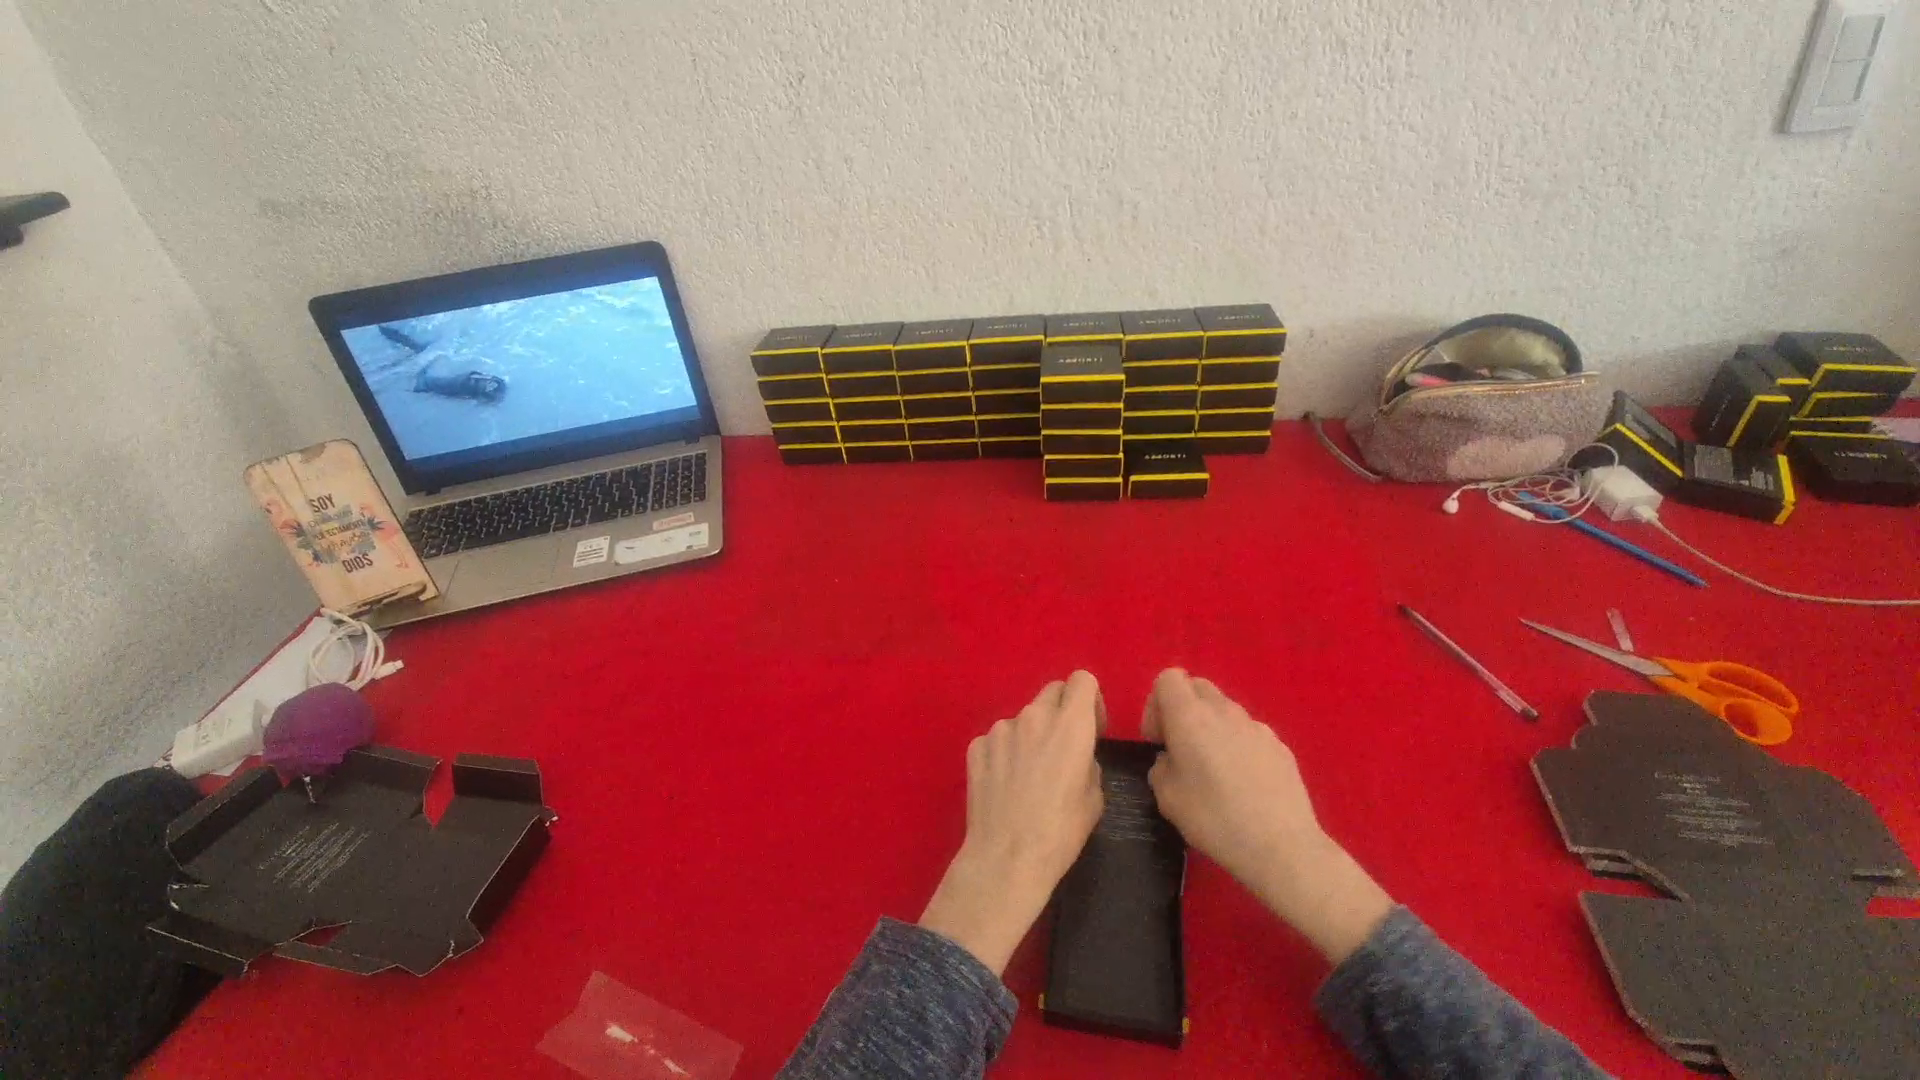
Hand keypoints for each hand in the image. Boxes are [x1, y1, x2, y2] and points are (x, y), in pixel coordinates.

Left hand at [918, 671, 1105, 973]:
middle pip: (1052, 692)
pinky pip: (997, 739)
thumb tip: (1076, 755)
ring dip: (1031, 735)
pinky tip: (1004, 784)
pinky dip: (1004, 753)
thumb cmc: (1061, 831)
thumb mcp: (1095, 797)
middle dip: (1062, 712)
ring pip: (1022, 719)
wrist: (1007, 856)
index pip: (1082, 680)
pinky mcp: (976, 746)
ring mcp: (1000, 729)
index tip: (1091, 728)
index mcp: (1070, 725)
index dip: (1090, 701)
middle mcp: (1033, 716)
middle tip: (1062, 749)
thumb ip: (1088, 760)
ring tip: (1028, 775)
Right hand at [1142, 668, 1392, 964]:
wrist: (1281, 846)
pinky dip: (1238, 746)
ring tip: (1214, 771)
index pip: (1168, 678)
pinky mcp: (1280, 746)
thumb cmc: (1214, 819)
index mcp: (1191, 716)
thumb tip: (1172, 759)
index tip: (1159, 741)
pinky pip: (1249, 733)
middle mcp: (1225, 711)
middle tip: (1180, 750)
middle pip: (1197, 686)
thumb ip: (1161, 766)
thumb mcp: (1166, 797)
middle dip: (1183, 710)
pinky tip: (1243, 785)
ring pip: (1225, 710)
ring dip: (1211, 728)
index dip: (1155, 705)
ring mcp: (1257, 726)